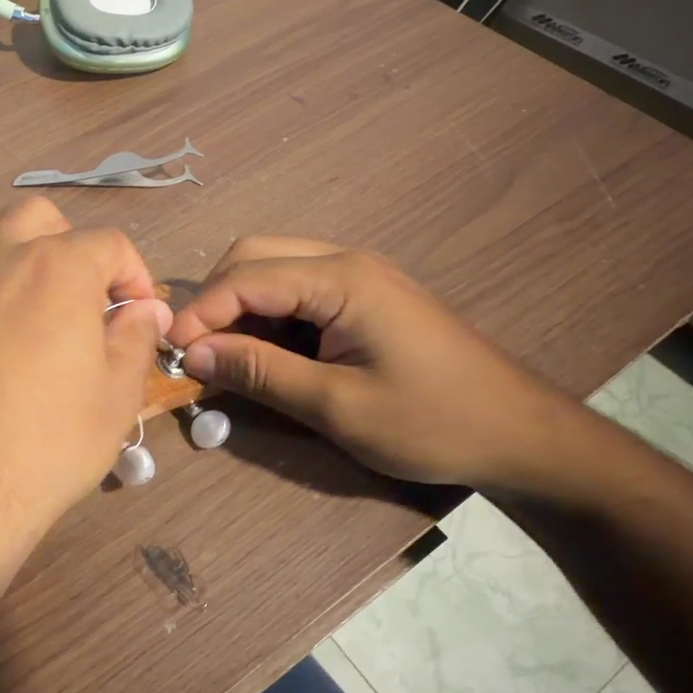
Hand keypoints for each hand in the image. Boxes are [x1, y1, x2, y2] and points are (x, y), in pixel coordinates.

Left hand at [0, 197, 171, 577]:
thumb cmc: (46, 446)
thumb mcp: (116, 396)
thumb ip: (135, 337)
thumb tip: (145, 310)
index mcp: (55, 266)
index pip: (109, 242)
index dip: (135, 276)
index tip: (140, 316)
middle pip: (40, 218)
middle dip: (72, 245)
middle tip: (85, 300)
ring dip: (24, 263)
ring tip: (38, 321)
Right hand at [166, 237, 577, 490]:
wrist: (522, 435)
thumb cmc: (432, 422)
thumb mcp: (337, 406)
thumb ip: (261, 373)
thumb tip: (193, 355)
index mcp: (341, 279)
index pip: (245, 277)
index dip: (200, 313)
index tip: (170, 353)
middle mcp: (346, 261)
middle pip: (254, 257)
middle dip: (216, 300)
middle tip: (197, 352)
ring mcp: (359, 276)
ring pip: (273, 269)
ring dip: (242, 309)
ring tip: (228, 358)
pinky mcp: (367, 297)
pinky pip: (299, 290)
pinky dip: (271, 317)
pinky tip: (269, 355)